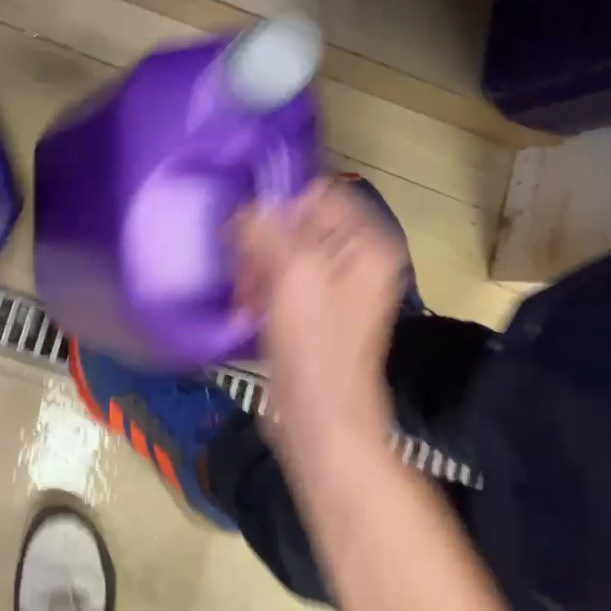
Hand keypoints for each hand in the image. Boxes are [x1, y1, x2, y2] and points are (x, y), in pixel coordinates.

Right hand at [233, 178, 409, 456]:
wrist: (319, 415)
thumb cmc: (314, 344)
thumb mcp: (292, 275)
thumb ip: (269, 230)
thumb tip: (248, 207)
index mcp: (366, 245)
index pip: (319, 196)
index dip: (282, 206)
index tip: (251, 224)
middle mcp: (354, 260)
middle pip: (296, 225)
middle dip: (263, 242)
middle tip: (244, 265)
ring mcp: (332, 287)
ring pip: (280, 253)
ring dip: (255, 267)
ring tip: (244, 292)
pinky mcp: (309, 312)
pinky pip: (277, 281)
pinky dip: (258, 289)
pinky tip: (246, 307)